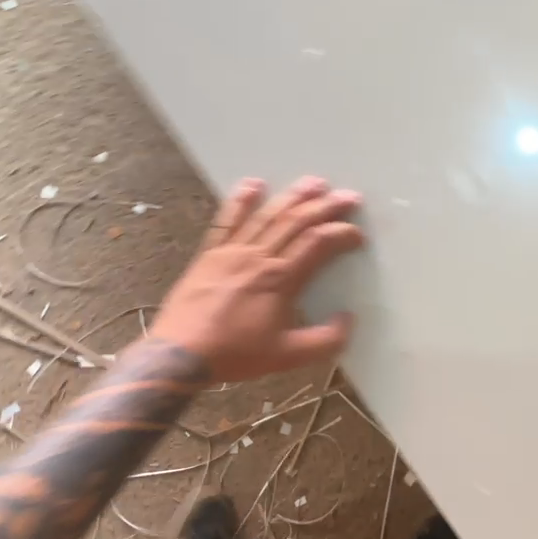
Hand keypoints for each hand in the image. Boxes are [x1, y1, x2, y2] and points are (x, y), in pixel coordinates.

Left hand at [149, 176, 363, 381]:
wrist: (179, 355)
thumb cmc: (235, 354)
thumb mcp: (288, 356)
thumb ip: (325, 340)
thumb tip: (348, 319)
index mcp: (280, 279)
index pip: (318, 243)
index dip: (341, 234)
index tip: (358, 235)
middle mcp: (258, 256)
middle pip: (296, 221)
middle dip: (326, 206)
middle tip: (349, 196)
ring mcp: (232, 251)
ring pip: (267, 215)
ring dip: (292, 196)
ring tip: (314, 182)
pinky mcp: (210, 253)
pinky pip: (226, 221)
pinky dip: (240, 200)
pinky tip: (253, 184)